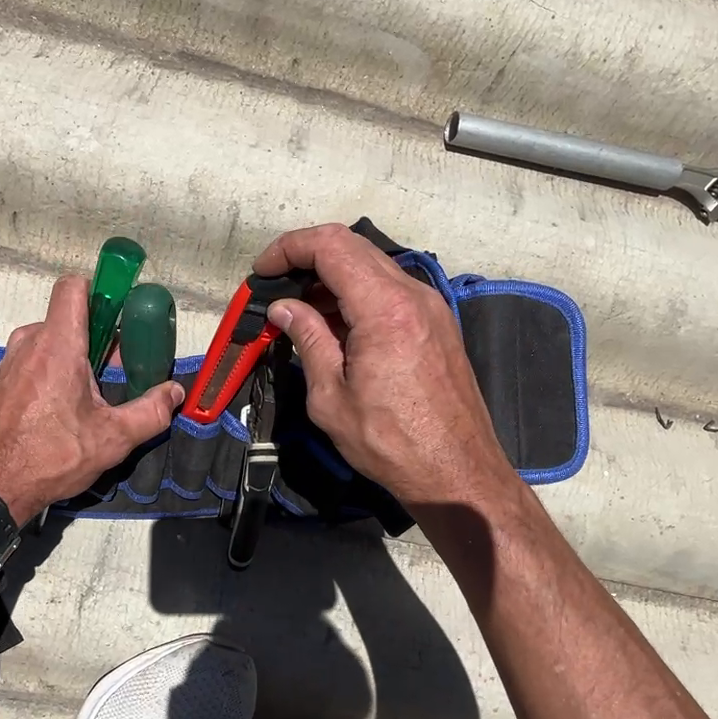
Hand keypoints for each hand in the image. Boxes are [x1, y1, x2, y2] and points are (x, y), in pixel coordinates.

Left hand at [0, 275, 185, 524]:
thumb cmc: (53, 456)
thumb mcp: (113, 438)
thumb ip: (151, 411)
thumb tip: (175, 393)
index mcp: (58, 344)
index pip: (74, 286)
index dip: (100, 293)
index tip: (120, 320)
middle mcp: (30, 342)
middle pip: (70, 318)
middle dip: (98, 338)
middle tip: (118, 372)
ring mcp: (11, 360)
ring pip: (51, 340)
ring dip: (76, 357)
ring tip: (93, 395)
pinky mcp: (3, 380)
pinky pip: (34, 359)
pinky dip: (54, 371)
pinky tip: (65, 407)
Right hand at [254, 224, 519, 507]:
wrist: (456, 472)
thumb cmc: (389, 442)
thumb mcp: (331, 396)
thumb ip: (308, 340)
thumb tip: (283, 308)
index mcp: (385, 309)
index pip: (332, 246)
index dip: (289, 247)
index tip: (261, 271)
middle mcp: (413, 295)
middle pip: (352, 247)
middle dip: (306, 257)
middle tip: (273, 287)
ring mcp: (430, 307)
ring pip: (371, 266)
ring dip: (330, 277)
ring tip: (297, 310)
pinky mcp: (436, 323)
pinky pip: (389, 290)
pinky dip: (355, 295)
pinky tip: (332, 324)